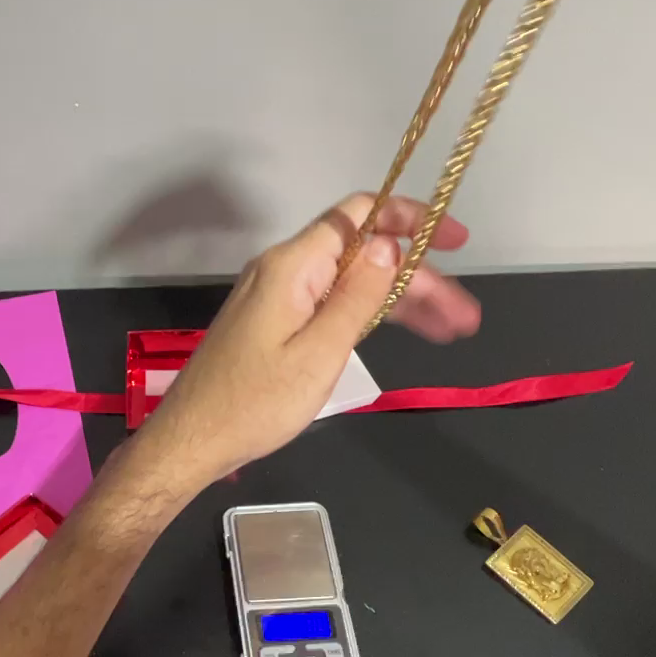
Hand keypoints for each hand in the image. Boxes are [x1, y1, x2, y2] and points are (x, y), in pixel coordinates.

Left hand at [123, 194, 468, 492]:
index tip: (455, 241)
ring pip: (349, 286)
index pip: (358, 215)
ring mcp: (275, 300)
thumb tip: (388, 245)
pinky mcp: (272, 326)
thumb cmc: (254, 404)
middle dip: (417, 280)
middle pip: (362, 257)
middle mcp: (282, 272)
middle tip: (463, 319)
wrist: (192, 441)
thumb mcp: (318, 353)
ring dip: (399, 305)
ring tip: (451, 332)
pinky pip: (328, 308)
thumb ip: (357, 296)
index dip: (409, 218)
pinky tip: (400, 334)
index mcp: (291, 267)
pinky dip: (365, 319)